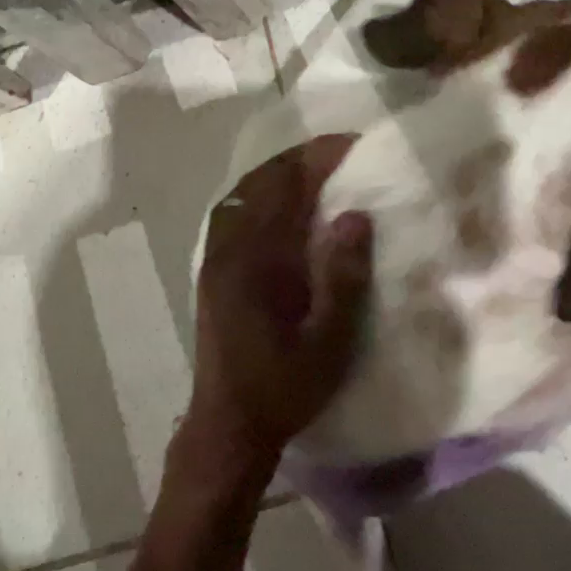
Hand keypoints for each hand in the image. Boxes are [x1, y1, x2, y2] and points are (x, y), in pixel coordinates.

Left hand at [191, 134, 373, 459]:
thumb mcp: (329, 341)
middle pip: (260, 181)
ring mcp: (216, 260)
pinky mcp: (214, 273)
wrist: (228, 426)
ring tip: (318, 173)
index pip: (287, 187)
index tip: (355, 144)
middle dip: (300, 159)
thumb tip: (356, 215)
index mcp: (257, 260)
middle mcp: (229, 249)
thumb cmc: (284, 387)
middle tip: (342, 154)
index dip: (320, 158)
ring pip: (243, 196)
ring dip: (280, 175)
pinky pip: (236, 214)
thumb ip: (343, 278)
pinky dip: (263, 196)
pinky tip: (287, 210)